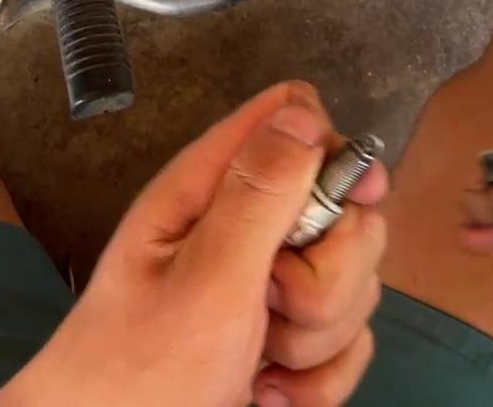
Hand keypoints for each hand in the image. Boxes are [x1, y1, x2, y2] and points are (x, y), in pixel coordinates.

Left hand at [0, 81, 388, 406]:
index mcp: (212, 182)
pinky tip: (272, 393)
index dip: (330, 151)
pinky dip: (319, 378)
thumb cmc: (144, 370)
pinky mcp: (285, 333)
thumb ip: (259, 193)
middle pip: (339, 204)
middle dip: (327, 271)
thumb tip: (304, 113)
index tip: (343, 206)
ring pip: (349, 277)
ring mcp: (266, 278)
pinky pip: (344, 337)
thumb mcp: (206, 276)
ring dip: (319, 335)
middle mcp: (243, 219)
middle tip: (273, 305)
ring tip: (260, 361)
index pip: (293, 116)